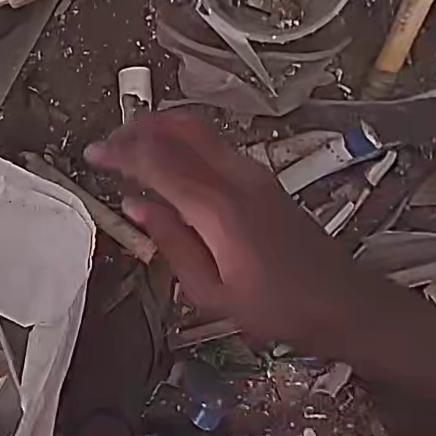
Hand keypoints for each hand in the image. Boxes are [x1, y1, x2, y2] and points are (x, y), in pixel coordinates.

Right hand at [86, 113, 402, 352]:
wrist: (343, 301)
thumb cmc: (275, 308)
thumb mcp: (211, 292)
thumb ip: (171, 243)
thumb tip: (135, 205)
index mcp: (219, 209)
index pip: (158, 162)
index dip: (121, 153)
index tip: (92, 154)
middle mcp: (237, 178)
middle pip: (182, 129)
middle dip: (139, 127)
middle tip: (108, 142)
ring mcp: (254, 173)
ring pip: (200, 130)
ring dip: (161, 129)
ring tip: (129, 145)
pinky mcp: (263, 178)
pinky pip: (214, 145)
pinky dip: (183, 141)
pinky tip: (167, 161)